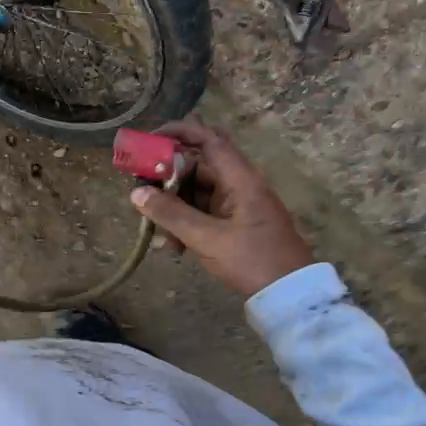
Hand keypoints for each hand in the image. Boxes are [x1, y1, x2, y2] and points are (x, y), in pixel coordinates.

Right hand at [128, 120, 313, 295]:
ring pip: (194, 192)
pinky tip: (173, 246)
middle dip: (167, 180)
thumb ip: (170, 214)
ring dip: (173, 208)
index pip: (209, 141)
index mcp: (241, 180)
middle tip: (142, 193)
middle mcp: (239, 185)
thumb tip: (137, 193)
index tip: (150, 138)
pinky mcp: (233, 222)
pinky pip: (200, 212)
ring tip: (159, 234)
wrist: (289, 293)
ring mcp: (236, 204)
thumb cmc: (252, 260)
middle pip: (196, 167)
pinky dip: (183, 223)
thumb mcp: (207, 238)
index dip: (180, 132)